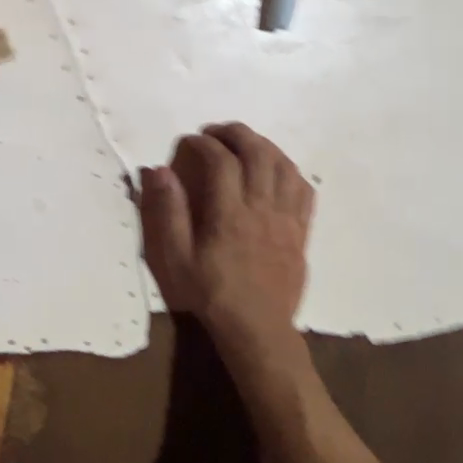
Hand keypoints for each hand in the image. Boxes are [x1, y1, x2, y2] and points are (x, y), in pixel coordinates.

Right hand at [138, 124, 314, 345]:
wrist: (257, 330)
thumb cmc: (211, 293)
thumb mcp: (176, 257)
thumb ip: (168, 211)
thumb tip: (158, 170)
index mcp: (230, 214)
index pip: (221, 161)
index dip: (204, 143)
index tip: (189, 141)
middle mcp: (262, 210)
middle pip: (258, 154)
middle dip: (236, 134)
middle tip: (216, 132)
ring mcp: (287, 220)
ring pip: (285, 167)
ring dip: (264, 146)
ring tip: (244, 144)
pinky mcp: (301, 232)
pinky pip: (304, 190)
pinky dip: (289, 171)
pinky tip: (274, 171)